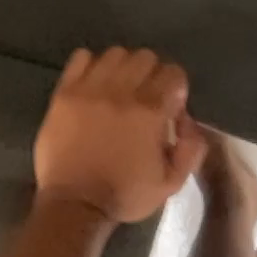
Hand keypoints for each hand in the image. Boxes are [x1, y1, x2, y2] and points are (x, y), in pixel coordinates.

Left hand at [33, 47, 207, 223]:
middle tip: (145, 96)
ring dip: (123, 67)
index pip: (173, 73)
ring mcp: (89, 89)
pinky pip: (81, 58)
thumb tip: (189, 119)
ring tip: (119, 88)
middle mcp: (121, 92)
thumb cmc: (124, 194)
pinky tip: (94, 84)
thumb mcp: (171, 182)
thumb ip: (191, 148)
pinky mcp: (65, 92)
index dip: (175, 87)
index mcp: (149, 112)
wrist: (74, 203)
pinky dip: (91, 65)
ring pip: (115, 53)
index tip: (168, 105)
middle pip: (145, 57)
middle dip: (151, 74)